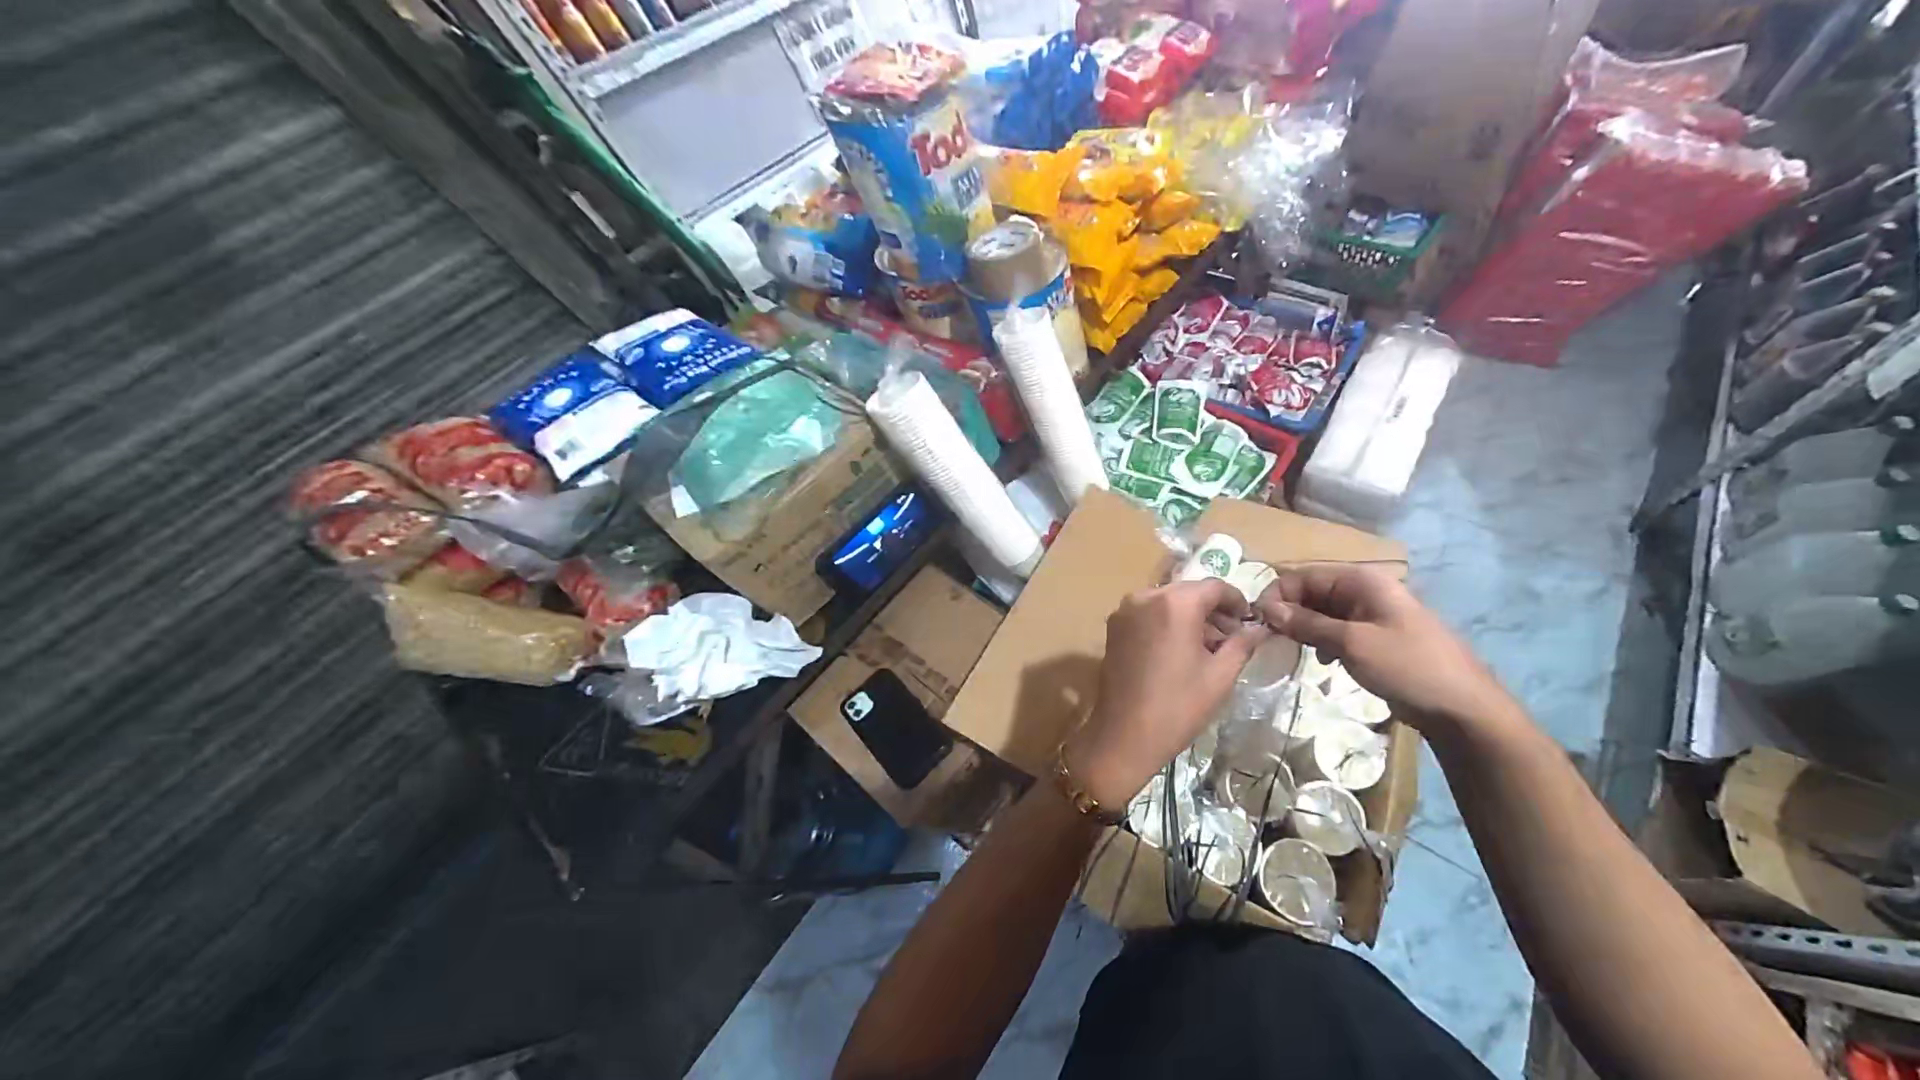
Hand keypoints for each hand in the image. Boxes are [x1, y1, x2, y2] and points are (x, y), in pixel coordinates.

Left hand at [1066, 579, 1269, 807]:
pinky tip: (1180, 650)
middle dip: (1213, 610)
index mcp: (1174, 603)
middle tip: (1232, 637)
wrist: (1125, 734)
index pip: (1214, 587)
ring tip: (1208, 647)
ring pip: (1167, 602)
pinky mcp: (1113, 627)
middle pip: (1188, 592)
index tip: (1249, 622)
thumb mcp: (1220, 674)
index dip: (1237, 601)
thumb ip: (1242, 643)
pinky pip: (1148, 614)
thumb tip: (1260, 628)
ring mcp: (1124, 611)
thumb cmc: (1178, 705)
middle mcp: (1145, 597)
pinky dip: (1167, 623)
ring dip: (1190, 617)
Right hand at [1254, 566, 1514, 731]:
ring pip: (1322, 613)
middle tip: (1271, 639)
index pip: (1303, 576)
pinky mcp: (1376, 639)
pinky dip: (1323, 641)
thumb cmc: (1407, 666)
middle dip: (1289, 612)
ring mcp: (1372, 615)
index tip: (1258, 622)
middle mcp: (1365, 591)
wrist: (1463, 708)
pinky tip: (1323, 661)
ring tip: (1293, 650)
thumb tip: (1266, 608)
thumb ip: (1306, 623)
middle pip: (1312, 592)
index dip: (1277, 595)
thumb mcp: (1350, 642)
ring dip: (1304, 629)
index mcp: (1362, 580)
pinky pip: (1337, 631)